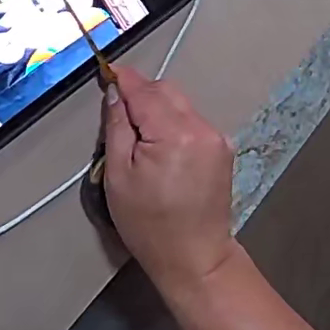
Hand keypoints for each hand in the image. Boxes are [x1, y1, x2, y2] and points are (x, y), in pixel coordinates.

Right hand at [100, 65, 241, 295]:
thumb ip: (117, 127)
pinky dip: (173, 120)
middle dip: (141, 92)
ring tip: (138, 131)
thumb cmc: (149, 225)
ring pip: (180, 103)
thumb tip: (116, 93)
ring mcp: (216, 137)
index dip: (124, 79)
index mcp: (175, 134)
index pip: (145, 92)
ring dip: (158, 106)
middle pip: (166, 91)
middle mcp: (201, 128)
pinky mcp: (221, 147)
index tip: (107, 71)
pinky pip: (191, 119)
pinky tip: (160, 142)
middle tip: (118, 107)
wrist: (195, 259)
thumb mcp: (119, 176)